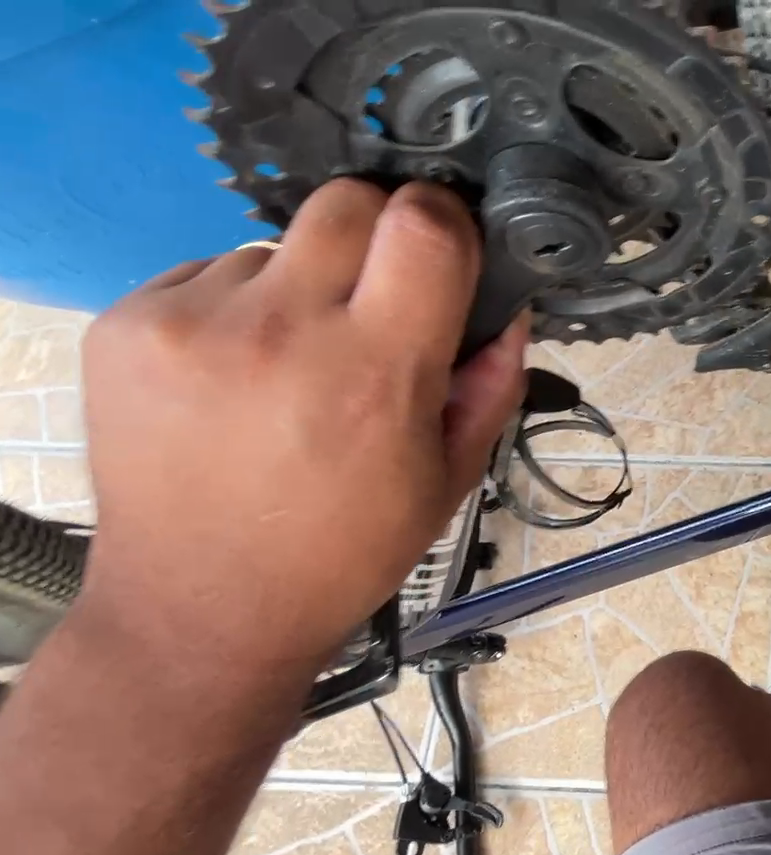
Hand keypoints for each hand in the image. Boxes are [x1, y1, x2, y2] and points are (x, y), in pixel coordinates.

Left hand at [78, 179, 526, 674]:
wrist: (211, 599)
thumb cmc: (356, 544)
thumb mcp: (454, 473)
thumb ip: (493, 382)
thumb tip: (509, 309)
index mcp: (377, 373)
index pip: (423, 230)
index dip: (450, 220)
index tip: (457, 242)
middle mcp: (280, 329)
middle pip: (347, 203)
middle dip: (385, 230)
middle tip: (391, 293)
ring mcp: (191, 320)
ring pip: (278, 246)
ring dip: (312, 284)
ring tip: (307, 360)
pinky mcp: (127, 323)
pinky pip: (212, 274)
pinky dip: (248, 308)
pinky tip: (251, 373)